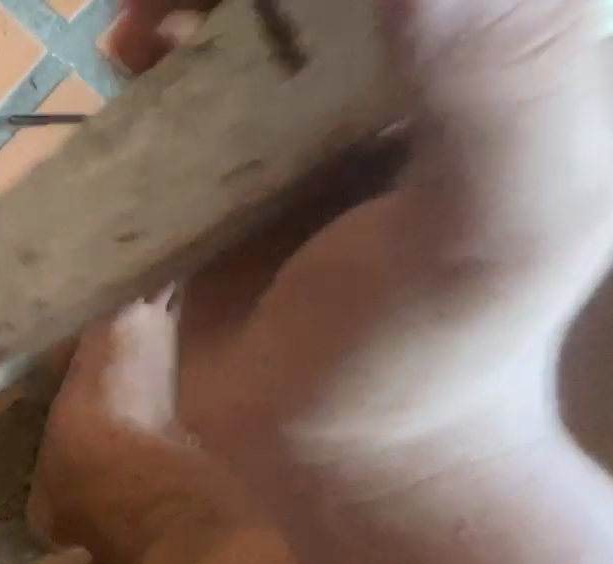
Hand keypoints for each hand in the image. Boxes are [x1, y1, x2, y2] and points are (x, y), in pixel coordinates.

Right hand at [125, 0, 612, 490]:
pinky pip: (192, 109)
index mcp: (508, 52)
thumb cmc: (427, 349)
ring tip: (135, 33)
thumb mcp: (500, 216)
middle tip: (167, 9)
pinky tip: (126, 74)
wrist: (333, 448)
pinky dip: (154, 83)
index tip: (230, 0)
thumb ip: (497, 79)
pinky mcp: (239, 180)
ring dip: (186, 18)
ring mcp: (315, 127)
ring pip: (248, 35)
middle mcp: (408, 74)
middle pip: (313, 4)